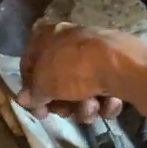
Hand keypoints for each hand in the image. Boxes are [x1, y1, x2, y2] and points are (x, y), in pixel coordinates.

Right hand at [15, 20, 146, 122]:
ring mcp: (95, 52)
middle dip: (61, 102)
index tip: (36, 108)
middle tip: (64, 112)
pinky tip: (107, 103)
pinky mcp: (116, 66)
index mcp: (47, 35)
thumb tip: (25, 98)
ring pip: (82, 88)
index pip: (29, 63)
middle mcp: (70, 40)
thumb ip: (33, 92)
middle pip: (57, 79)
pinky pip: (103, 89)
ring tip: (91, 107)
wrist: (121, 65)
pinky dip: (104, 101)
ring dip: (84, 105)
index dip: (30, 89)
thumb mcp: (44, 82)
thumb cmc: (73, 68)